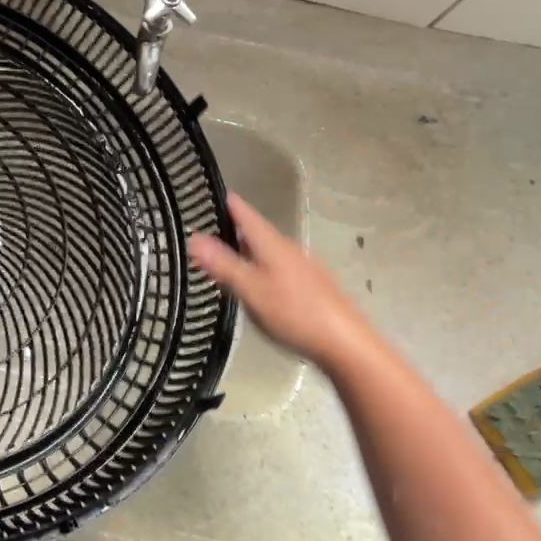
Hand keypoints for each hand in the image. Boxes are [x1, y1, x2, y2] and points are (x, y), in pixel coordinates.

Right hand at [189, 193, 370, 365]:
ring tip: (221, 256)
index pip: (244, 212)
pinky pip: (275, 266)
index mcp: (272, 243)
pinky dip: (257, 267)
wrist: (346, 345)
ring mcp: (302, 267)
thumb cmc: (295, 313)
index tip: (203, 194)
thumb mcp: (251, 290)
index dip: (224, 201)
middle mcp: (288, 248)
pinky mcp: (310, 286)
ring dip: (243, 249)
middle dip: (230, 227)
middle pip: (255, 230)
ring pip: (266, 250)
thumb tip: (193, 236)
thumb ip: (223, 264)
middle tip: (202, 229)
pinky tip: (253, 284)